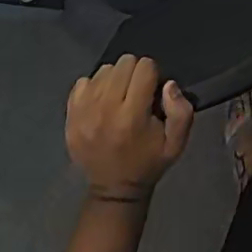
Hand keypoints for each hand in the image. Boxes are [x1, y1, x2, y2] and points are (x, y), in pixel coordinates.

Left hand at [65, 55, 192, 200]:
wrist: (113, 189)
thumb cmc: (147, 163)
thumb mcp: (175, 145)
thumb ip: (181, 112)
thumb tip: (168, 85)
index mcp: (132, 116)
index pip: (144, 67)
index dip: (153, 75)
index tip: (152, 91)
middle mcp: (105, 108)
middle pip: (124, 63)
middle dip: (134, 74)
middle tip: (136, 94)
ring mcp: (84, 109)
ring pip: (104, 69)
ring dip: (114, 79)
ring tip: (118, 99)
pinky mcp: (70, 112)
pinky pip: (84, 80)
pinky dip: (95, 87)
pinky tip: (101, 104)